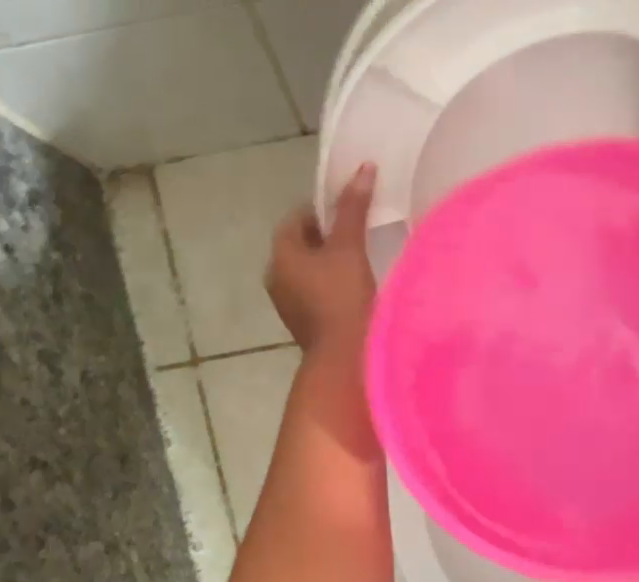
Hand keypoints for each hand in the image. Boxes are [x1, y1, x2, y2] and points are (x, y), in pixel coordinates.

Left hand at [266, 164, 377, 353]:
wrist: (344, 358)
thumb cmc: (342, 297)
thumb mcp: (349, 247)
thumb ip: (353, 208)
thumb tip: (363, 168)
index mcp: (280, 254)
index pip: (296, 218)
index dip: (322, 210)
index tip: (348, 212)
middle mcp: (275, 277)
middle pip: (300, 246)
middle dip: (325, 238)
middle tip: (356, 235)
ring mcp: (286, 305)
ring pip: (307, 272)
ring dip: (327, 264)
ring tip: (357, 262)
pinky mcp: (302, 325)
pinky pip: (313, 295)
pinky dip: (328, 287)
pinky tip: (351, 290)